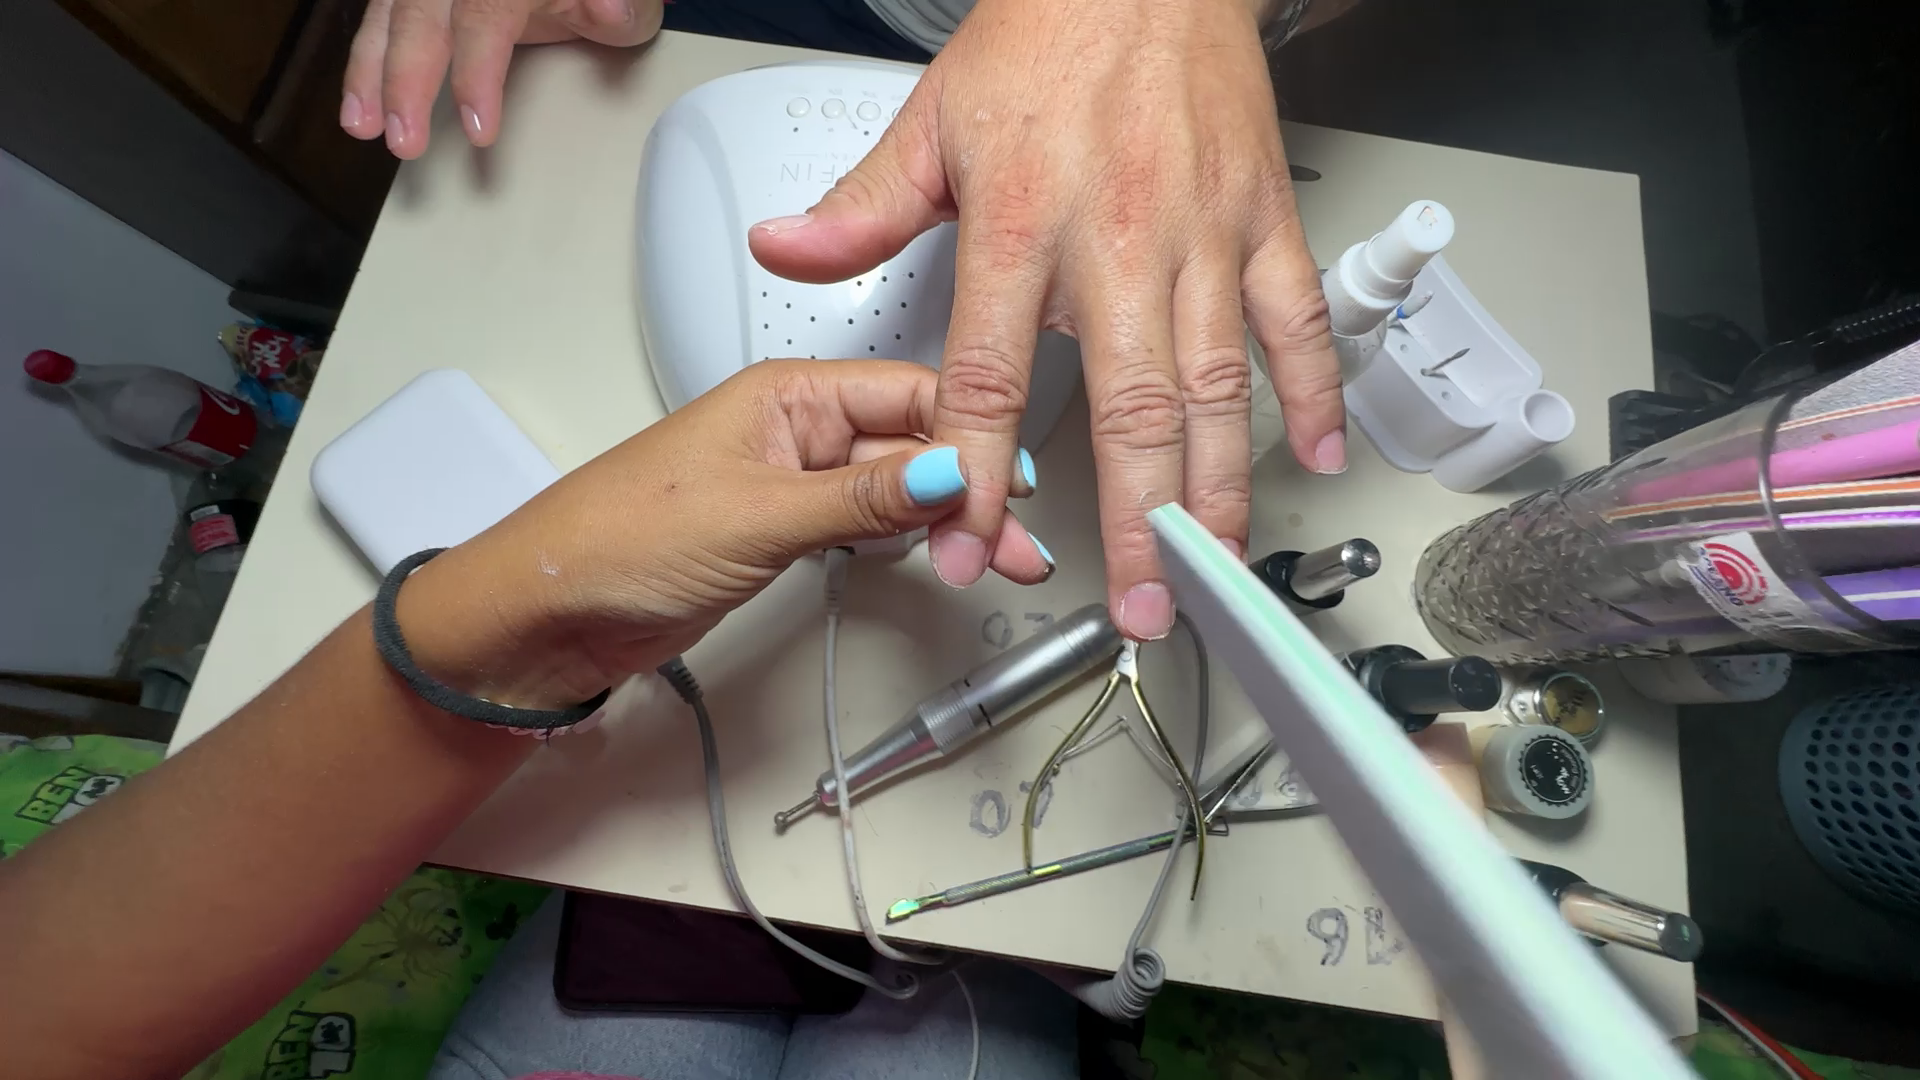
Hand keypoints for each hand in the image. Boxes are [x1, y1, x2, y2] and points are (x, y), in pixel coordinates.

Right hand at [340, 0, 663, 157]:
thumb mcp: (629, 4)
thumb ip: (615, 5)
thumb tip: (608, 5)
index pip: (484, 16)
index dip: (476, 71)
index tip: (477, 128)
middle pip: (420, 15)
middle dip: (406, 79)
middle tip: (403, 140)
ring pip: (390, 16)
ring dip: (371, 72)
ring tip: (362, 127)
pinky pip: (387, 21)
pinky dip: (371, 62)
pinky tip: (360, 105)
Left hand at [401, 361, 1052, 707]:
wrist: (553, 615)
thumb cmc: (620, 539)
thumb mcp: (758, 514)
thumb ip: (862, 498)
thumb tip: (950, 470)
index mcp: (788, 394)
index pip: (907, 396)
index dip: (968, 438)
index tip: (1012, 485)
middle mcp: (800, 429)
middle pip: (910, 447)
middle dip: (971, 490)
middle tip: (1018, 541)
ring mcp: (798, 482)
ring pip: (896, 491)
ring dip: (949, 521)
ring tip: (1003, 559)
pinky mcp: (792, 528)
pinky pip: (869, 525)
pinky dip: (909, 541)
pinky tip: (945, 551)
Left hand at [750, 0, 1343, 640]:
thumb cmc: (1049, 38)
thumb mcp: (934, 121)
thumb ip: (861, 207)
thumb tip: (787, 250)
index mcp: (1023, 230)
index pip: (989, 383)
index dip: (974, 476)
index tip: (966, 545)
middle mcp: (1121, 246)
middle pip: (1128, 415)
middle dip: (1134, 526)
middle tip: (1135, 606)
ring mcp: (1204, 239)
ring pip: (1217, 389)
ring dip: (1219, 491)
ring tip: (1215, 569)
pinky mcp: (1263, 223)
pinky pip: (1297, 321)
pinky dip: (1314, 393)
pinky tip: (1314, 460)